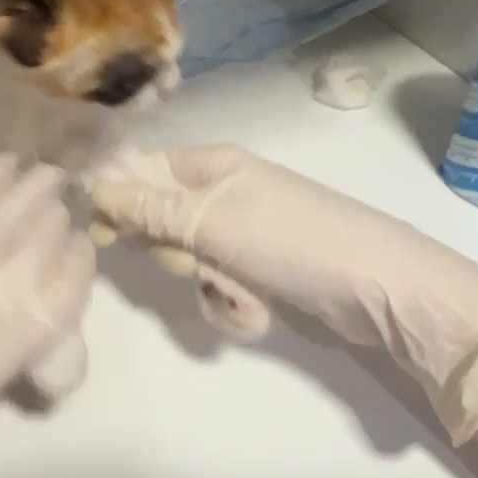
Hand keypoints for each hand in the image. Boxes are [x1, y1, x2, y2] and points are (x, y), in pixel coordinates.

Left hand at [0, 155, 98, 477]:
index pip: (70, 289)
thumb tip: (42, 290)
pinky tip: (0, 162)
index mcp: (15, 347)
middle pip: (44, 241)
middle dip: (56, 215)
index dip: (80, 259)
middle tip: (58, 198)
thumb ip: (20, 338)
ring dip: (32, 188)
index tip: (79, 242)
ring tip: (41, 174)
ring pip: (11, 213)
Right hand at [87, 145, 477, 443]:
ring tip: (236, 291)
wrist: (387, 294)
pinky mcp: (259, 271)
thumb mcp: (209, 221)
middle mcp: (222, 193)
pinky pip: (217, 285)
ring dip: (204, 283)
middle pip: (159, 220)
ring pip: (186, 259)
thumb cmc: (293, 241)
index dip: (116, 199)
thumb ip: (145, 207)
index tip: (103, 235)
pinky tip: (255, 312)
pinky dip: (229, 303)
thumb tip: (90, 186)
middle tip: (192, 262)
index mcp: (212, 165)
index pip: (140, 170)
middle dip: (171, 251)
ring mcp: (242, 233)